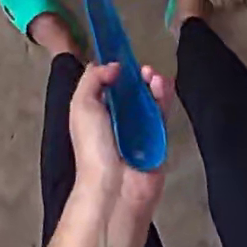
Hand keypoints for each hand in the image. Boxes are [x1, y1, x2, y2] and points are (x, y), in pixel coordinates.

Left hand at [69, 62, 167, 217]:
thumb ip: (93, 78)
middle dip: (138, 76)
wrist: (115, 188)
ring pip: (149, 98)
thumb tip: (114, 66)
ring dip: (153, 83)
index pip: (108, 84)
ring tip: (154, 76)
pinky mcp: (158, 138)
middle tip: (143, 70)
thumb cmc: (93, 145)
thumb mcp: (82, 104)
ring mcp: (139, 128)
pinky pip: (163, 113)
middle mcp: (118, 118)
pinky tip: (163, 86)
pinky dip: (165, 98)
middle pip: (131, 89)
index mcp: (96, 110)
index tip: (124, 58)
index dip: (116, 69)